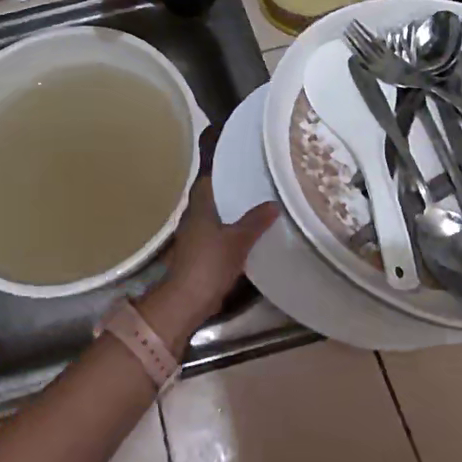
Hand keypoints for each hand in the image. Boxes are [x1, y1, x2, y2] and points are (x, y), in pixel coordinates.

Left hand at [149, 125, 279, 337]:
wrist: (188, 299)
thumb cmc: (209, 263)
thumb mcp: (238, 240)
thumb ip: (255, 221)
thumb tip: (273, 203)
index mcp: (199, 206)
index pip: (208, 179)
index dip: (222, 169)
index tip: (241, 162)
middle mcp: (193, 216)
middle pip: (212, 196)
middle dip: (230, 189)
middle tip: (255, 182)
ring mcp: (194, 235)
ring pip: (215, 215)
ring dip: (231, 211)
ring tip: (256, 204)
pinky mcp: (199, 253)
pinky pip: (217, 233)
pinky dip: (230, 230)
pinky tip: (247, 233)